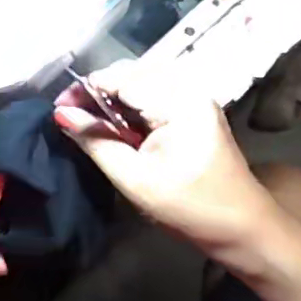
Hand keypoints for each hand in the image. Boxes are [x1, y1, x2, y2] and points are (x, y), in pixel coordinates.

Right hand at [53, 61, 283, 270]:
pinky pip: (152, 93)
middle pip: (130, 73)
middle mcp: (189, 89)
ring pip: (139, 80)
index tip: (58, 109)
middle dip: (97, 90)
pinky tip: (115, 124)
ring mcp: (194, 97)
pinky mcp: (193, 109)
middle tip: (69, 115)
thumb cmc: (189, 207)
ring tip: (88, 120)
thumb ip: (95, 141)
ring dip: (111, 96)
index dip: (85, 89)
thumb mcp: (134, 178)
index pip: (121, 78)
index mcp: (179, 102)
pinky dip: (128, 104)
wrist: (242, 227)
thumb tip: (61, 114)